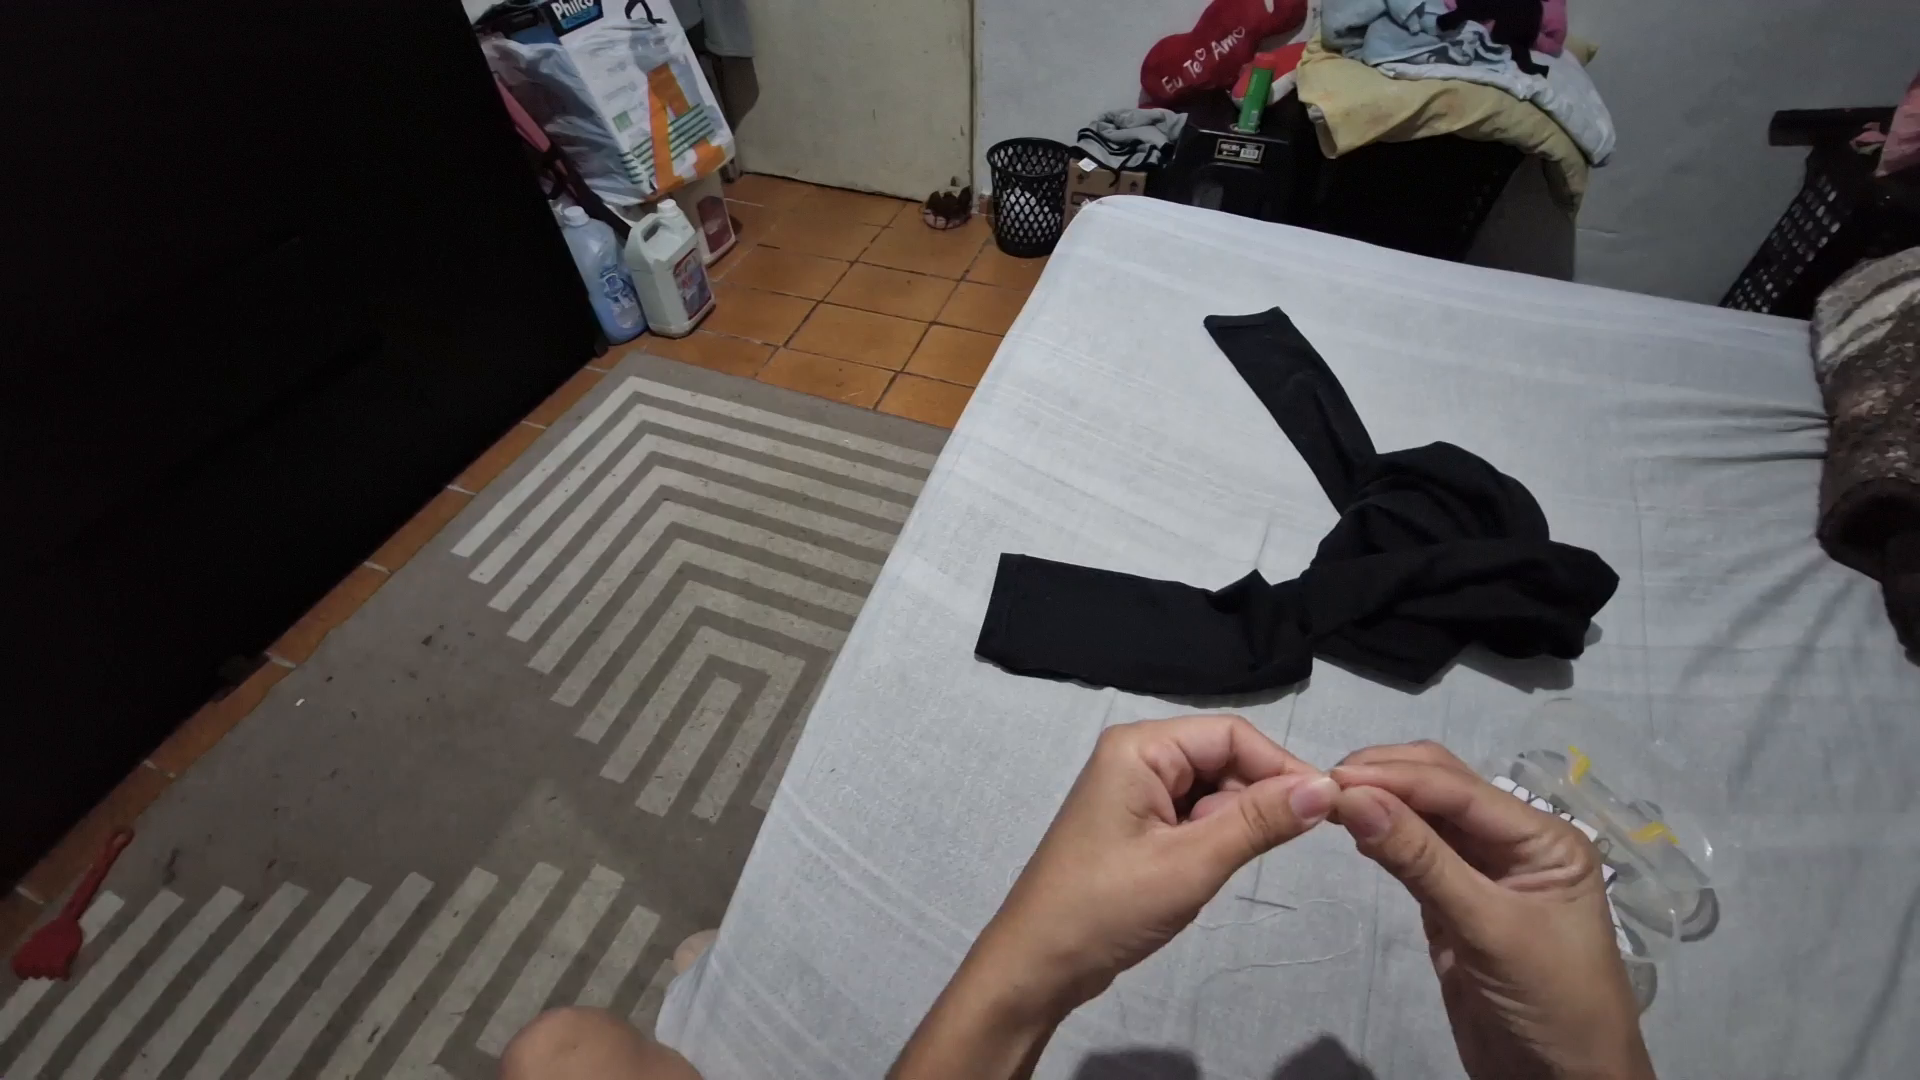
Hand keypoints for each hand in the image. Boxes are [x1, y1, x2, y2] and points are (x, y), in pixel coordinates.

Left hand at [890, 714, 1337, 1079]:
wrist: (1041, 959)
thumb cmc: (1109, 905)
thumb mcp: (1190, 863)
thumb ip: (1257, 821)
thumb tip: (1325, 788)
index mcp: (1140, 746)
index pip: (1230, 733)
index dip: (1281, 765)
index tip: (1328, 809)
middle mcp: (1137, 755)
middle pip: (1221, 756)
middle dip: (1258, 794)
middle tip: (1286, 845)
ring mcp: (1136, 788)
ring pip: (1211, 787)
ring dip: (1235, 819)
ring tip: (1228, 863)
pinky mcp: (1138, 820)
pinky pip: (1192, 812)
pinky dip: (1214, 834)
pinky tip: (1212, 865)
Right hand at [1330, 742, 1656, 1079]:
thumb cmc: (1549, 1006)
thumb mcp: (1487, 929)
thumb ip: (1419, 858)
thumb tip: (1350, 798)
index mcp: (1542, 837)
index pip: (1457, 787)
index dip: (1394, 776)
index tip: (1332, 778)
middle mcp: (1512, 837)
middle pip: (1437, 781)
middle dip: (1383, 776)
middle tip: (1325, 786)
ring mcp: (1480, 863)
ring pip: (1420, 808)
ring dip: (1377, 798)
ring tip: (1328, 802)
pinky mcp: (1450, 889)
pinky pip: (1409, 843)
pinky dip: (1379, 830)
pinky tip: (1352, 830)